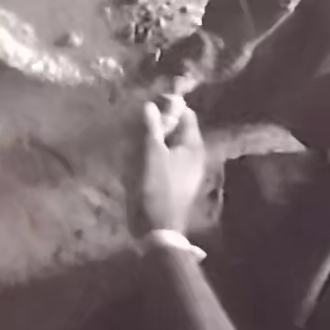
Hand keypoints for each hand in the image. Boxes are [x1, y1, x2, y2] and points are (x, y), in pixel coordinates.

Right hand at [131, 94, 205, 234]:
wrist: (159, 226)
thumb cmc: (157, 186)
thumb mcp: (152, 153)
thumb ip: (152, 127)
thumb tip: (150, 105)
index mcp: (193, 146)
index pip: (187, 115)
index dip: (170, 106)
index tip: (150, 103)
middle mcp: (194, 155)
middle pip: (179, 129)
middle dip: (161, 121)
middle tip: (140, 118)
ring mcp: (186, 169)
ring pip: (172, 143)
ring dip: (156, 136)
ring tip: (136, 133)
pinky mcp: (177, 179)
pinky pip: (167, 156)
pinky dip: (156, 150)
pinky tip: (139, 152)